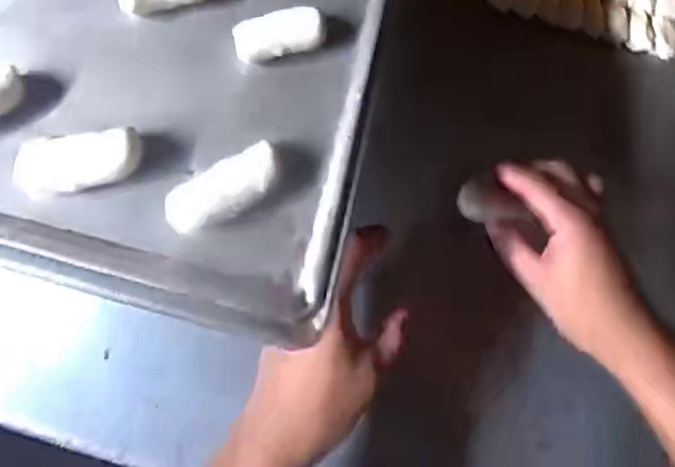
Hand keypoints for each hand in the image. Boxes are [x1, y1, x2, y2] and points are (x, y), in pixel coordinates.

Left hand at [215, 226, 409, 466]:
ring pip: (310, 269)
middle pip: (324, 256)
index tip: (385, 236)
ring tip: (355, 260)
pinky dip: (319, 278)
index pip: (347, 255)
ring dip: (333, 260)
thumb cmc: (320, 405)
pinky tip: (330, 286)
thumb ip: (389, 342)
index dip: (369, 240)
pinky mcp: (275, 322)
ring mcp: (284, 308)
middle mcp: (301, 297)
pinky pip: (301, 285)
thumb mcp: (367, 377)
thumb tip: (403, 314)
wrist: (271, 437)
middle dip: (351, 245)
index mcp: (326, 303)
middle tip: (373, 244)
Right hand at [485, 161, 657, 367]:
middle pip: (557, 172)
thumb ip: (513, 247)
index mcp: (570, 219)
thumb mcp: (538, 281)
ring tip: (526, 186)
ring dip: (549, 173)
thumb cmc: (580, 310)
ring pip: (573, 176)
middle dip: (530, 170)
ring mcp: (601, 214)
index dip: (514, 176)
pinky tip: (555, 199)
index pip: (537, 185)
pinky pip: (586, 188)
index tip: (492, 171)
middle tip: (505, 181)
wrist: (627, 333)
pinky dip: (566, 183)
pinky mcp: (606, 224)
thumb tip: (494, 222)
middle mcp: (588, 208)